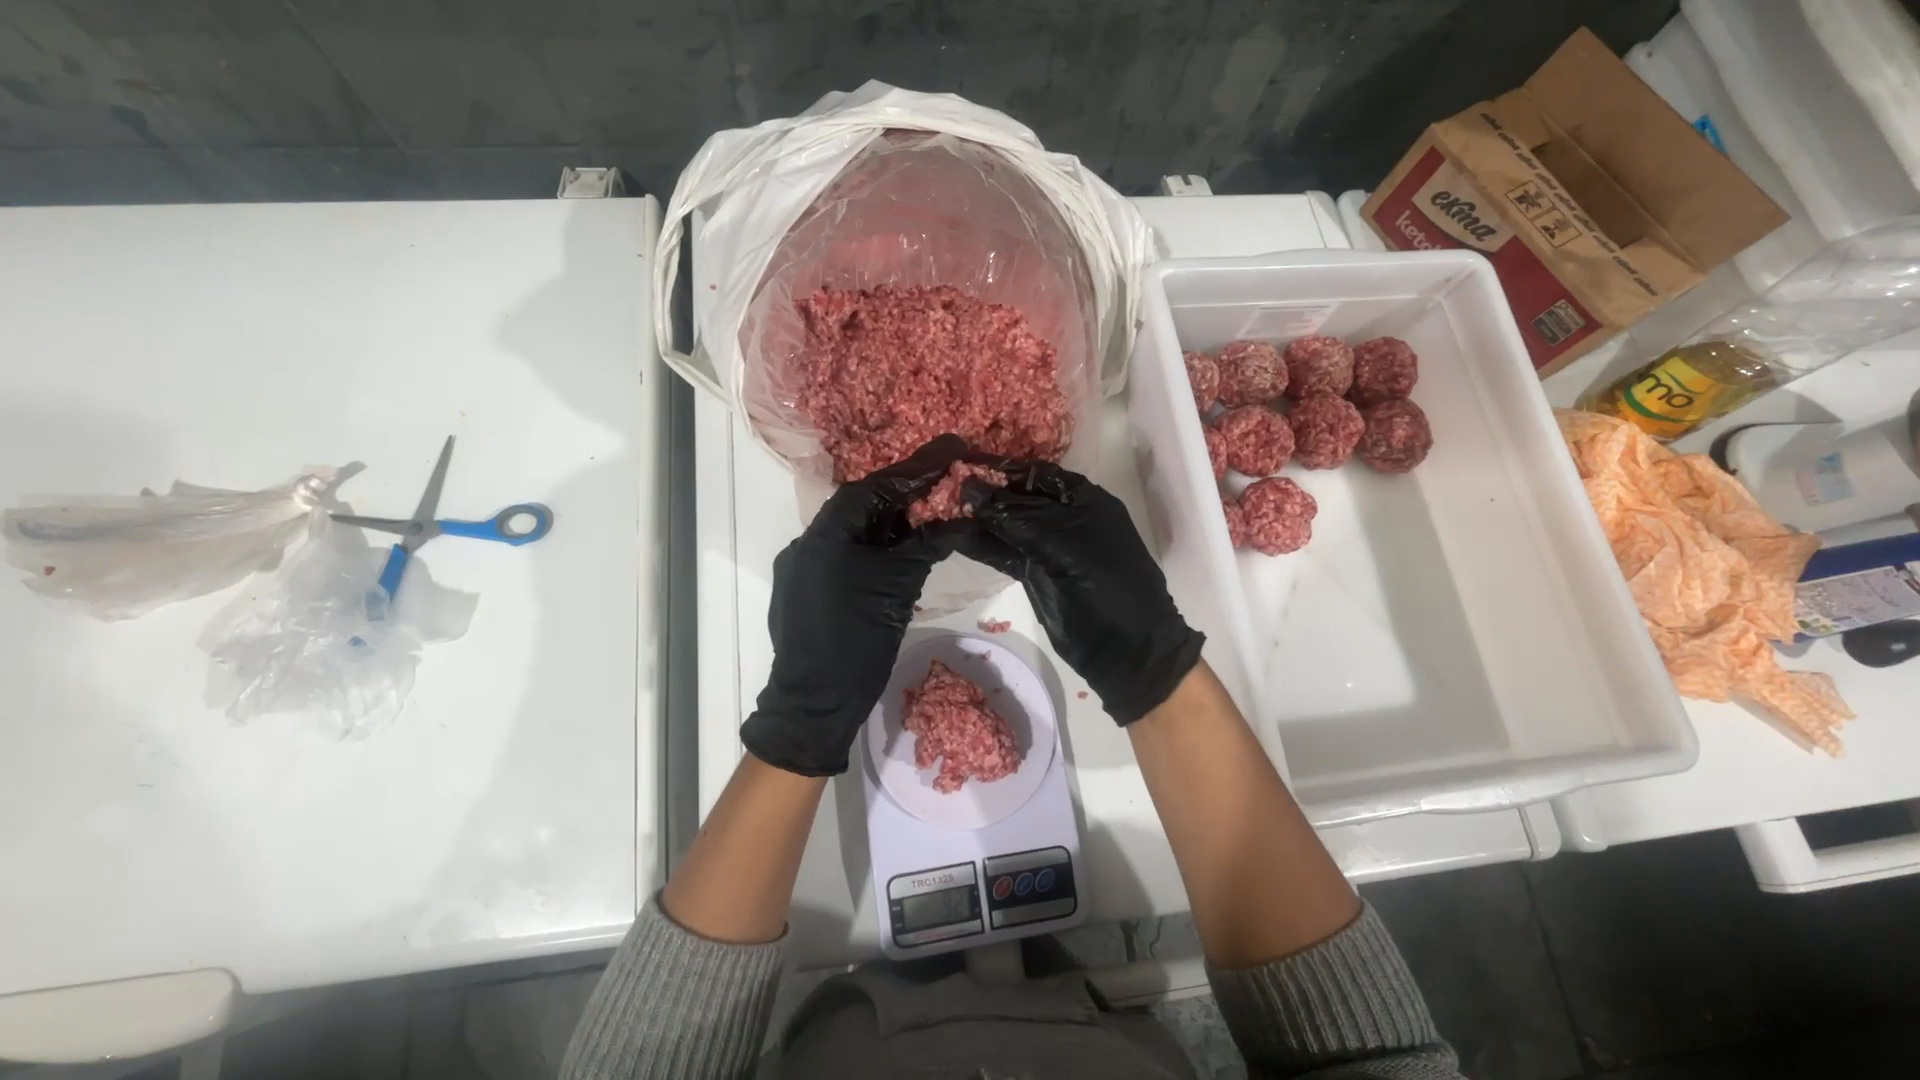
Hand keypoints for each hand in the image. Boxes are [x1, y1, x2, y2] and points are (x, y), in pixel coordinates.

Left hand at [740, 437, 965, 775]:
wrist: (815, 700)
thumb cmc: (855, 639)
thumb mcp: (898, 587)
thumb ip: (927, 545)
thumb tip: (958, 521)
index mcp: (827, 532)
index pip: (878, 486)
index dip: (918, 468)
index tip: (952, 448)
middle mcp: (809, 541)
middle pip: (865, 505)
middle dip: (906, 492)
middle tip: (946, 478)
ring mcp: (804, 568)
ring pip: (856, 532)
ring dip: (893, 522)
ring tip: (932, 512)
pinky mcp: (808, 590)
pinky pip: (848, 556)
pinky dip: (878, 549)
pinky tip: (903, 551)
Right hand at [958, 461, 1203, 725]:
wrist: (1125, 647)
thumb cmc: (1105, 584)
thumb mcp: (1063, 542)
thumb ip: (1016, 516)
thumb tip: (970, 488)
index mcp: (1082, 499)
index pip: (1034, 473)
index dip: (1000, 468)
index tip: (962, 464)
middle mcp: (1063, 517)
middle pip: (1016, 497)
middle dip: (982, 493)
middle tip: (941, 487)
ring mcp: (1047, 547)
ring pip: (1005, 526)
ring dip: (975, 520)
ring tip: (937, 510)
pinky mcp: (1033, 573)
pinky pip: (1002, 552)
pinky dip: (979, 544)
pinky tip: (951, 535)